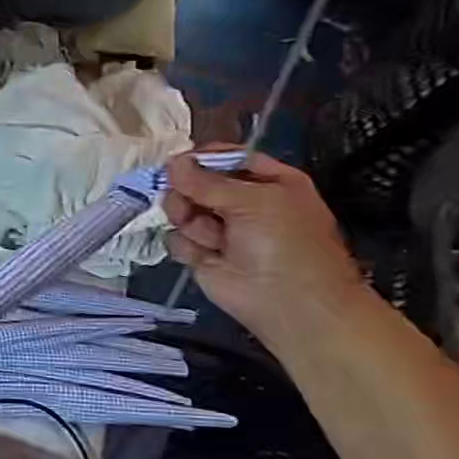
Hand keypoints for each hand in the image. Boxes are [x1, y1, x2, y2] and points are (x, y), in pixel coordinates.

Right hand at [162, 148, 366, 347]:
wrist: (287, 300)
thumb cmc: (285, 242)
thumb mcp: (254, 200)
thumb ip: (208, 181)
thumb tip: (171, 162)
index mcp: (267, 182)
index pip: (226, 158)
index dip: (201, 159)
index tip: (177, 163)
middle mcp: (241, 202)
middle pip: (195, 184)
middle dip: (188, 193)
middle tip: (190, 204)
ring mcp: (218, 228)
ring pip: (181, 210)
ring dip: (190, 221)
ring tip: (210, 237)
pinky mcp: (199, 253)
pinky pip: (176, 238)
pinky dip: (187, 246)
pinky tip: (206, 256)